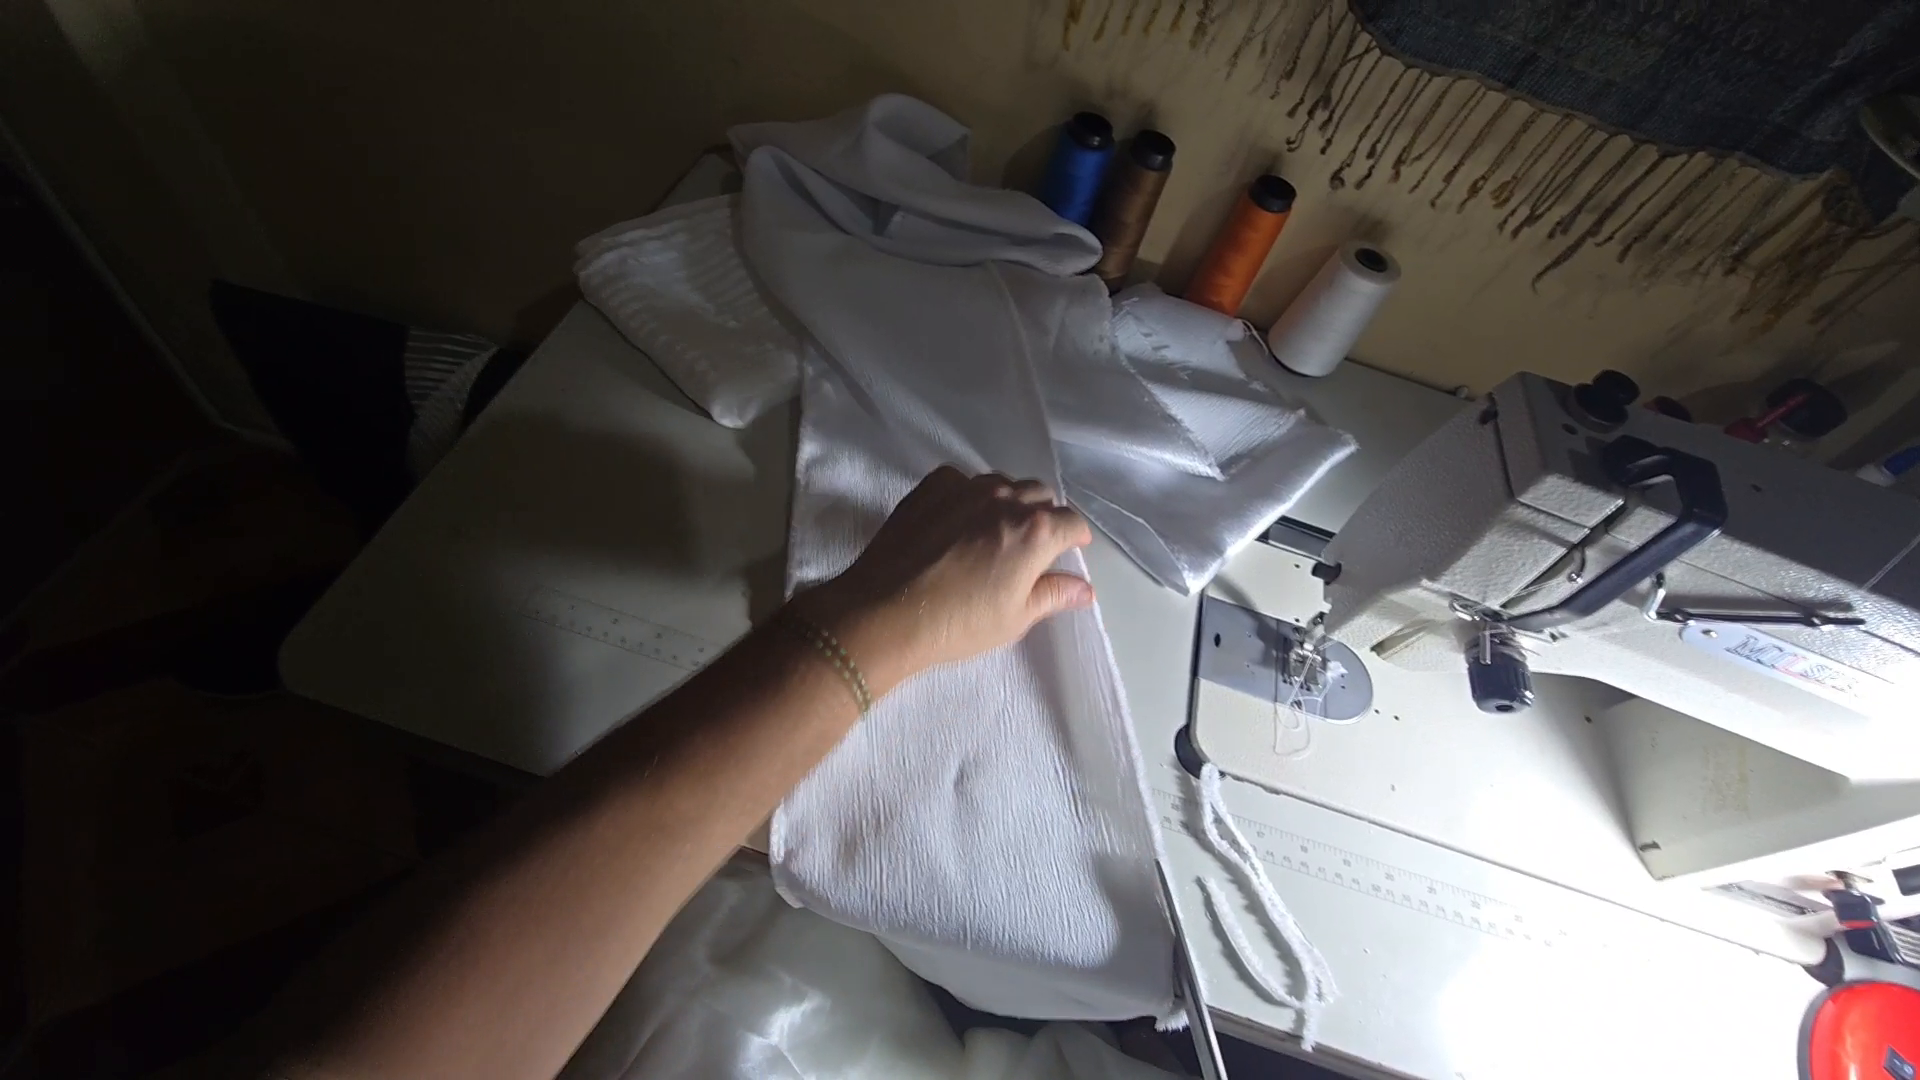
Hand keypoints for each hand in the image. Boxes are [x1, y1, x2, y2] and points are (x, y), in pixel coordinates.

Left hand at [791, 466, 1095, 695]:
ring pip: (1002, 483)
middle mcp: (1005, 499)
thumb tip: (1085, 590)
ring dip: (1008, 501)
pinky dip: (969, 494)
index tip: (1069, 549)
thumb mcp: (1014, 618)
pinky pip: (963, 480)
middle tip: (1029, 545)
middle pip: (1040, 494)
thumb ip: (1053, 595)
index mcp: (1035, 532)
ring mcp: (966, 487)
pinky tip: (958, 519)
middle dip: (1043, 515)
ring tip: (993, 530)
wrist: (885, 612)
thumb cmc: (957, 623)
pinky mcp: (932, 486)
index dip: (1074, 537)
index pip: (1071, 521)